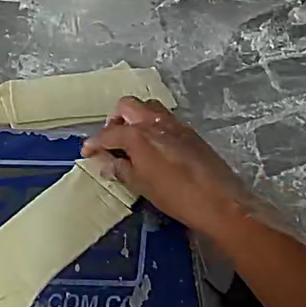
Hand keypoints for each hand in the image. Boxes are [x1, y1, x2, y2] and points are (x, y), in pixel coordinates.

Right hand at [81, 96, 254, 239]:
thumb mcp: (141, 185)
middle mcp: (154, 122)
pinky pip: (164, 119)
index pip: (108, 133)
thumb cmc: (175, 195)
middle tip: (111, 140)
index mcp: (137, 134)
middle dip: (115, 120)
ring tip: (131, 141)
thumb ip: (120, 169)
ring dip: (135, 118)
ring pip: (148, 107)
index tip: (87, 151)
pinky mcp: (189, 131)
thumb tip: (106, 162)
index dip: (94, 142)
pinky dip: (153, 125)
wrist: (218, 200)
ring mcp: (174, 124)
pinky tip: (154, 147)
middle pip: (127, 106)